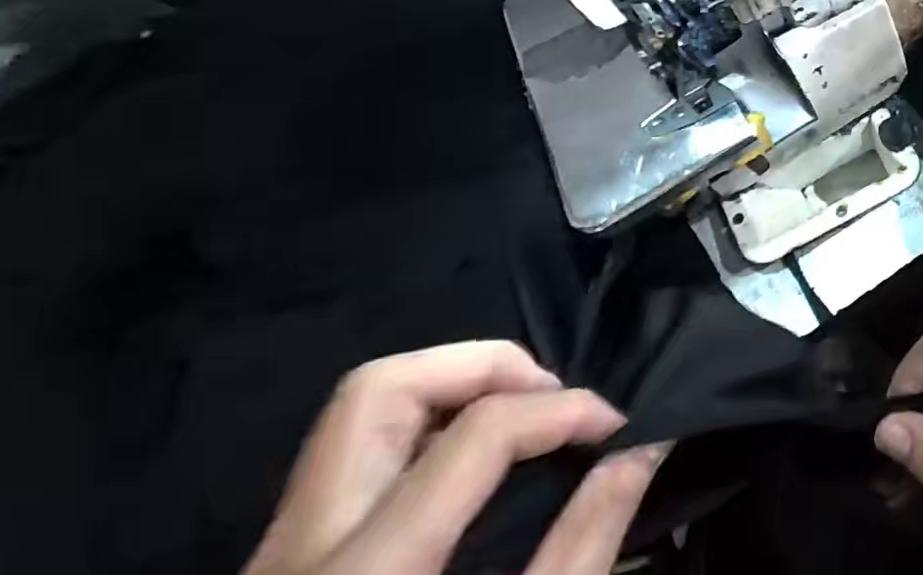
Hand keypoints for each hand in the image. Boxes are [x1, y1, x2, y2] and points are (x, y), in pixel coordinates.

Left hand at [243, 340, 668, 574]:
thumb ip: (586, 540)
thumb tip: (643, 448)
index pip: (476, 435)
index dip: (563, 410)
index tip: (615, 426)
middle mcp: (301, 552)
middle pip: (379, 389)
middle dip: (482, 366)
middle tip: (550, 395)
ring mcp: (278, 554)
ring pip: (358, 409)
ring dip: (453, 385)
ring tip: (521, 411)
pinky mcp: (286, 558)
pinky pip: (357, 450)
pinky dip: (430, 423)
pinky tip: (476, 457)